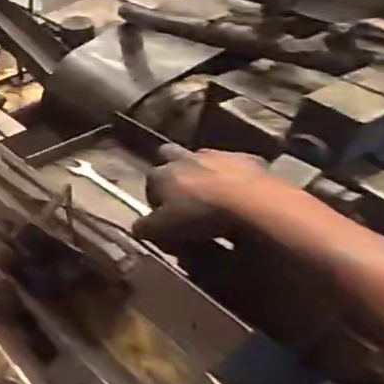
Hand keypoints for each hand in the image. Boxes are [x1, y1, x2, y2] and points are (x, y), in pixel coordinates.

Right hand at [134, 146, 277, 245]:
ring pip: (203, 157)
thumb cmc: (199, 214)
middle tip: (184, 191)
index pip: (150, 183)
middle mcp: (185, 158)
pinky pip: (239, 164)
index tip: (164, 216)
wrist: (248, 200)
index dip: (155, 199)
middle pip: (169, 154)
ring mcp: (216, 155)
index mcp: (162, 174)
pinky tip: (245, 190)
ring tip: (215, 192)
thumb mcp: (165, 228)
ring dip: (205, 170)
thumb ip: (147, 227)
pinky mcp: (246, 159)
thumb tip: (135, 229)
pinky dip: (239, 174)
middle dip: (172, 168)